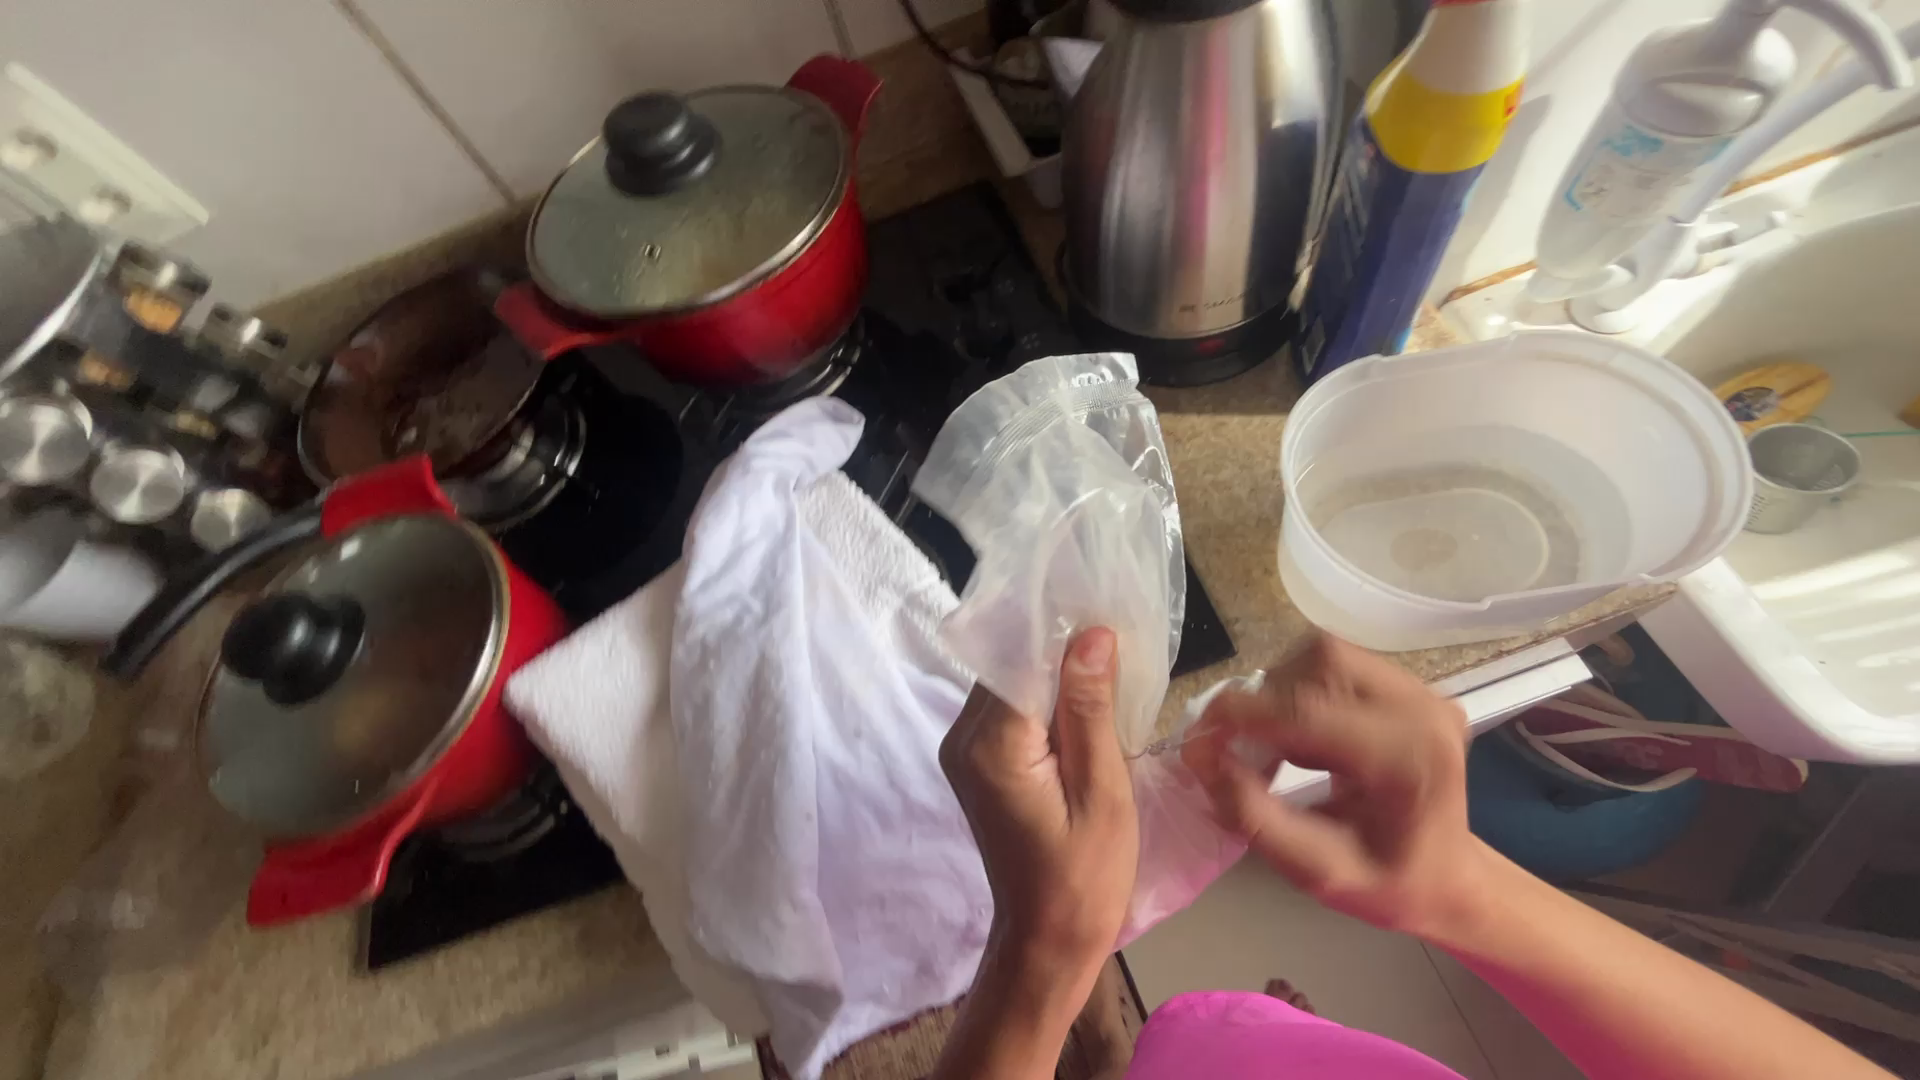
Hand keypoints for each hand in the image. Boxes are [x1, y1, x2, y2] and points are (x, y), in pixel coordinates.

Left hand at [940, 627, 1138, 976]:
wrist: (1046, 938)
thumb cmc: (1086, 876)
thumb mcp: (1102, 792)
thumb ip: (1089, 710)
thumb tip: (1091, 633)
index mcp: (993, 745)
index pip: (1017, 657)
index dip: (1056, 626)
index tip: (1096, 601)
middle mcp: (962, 737)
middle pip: (1006, 664)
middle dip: (1055, 645)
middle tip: (1109, 629)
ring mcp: (962, 748)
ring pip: (1006, 681)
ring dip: (1049, 670)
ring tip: (1101, 658)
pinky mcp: (973, 759)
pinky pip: (1005, 707)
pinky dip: (1039, 695)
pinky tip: (1077, 696)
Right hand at [1183, 634, 1484, 940]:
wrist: (1449, 878)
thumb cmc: (1388, 883)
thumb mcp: (1316, 871)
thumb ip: (1253, 815)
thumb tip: (1198, 756)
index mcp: (1409, 760)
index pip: (1308, 711)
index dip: (1241, 716)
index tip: (1198, 740)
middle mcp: (1422, 709)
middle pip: (1316, 666)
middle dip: (1264, 703)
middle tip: (1242, 751)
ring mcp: (1420, 689)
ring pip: (1319, 653)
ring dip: (1280, 693)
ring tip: (1281, 747)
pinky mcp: (1407, 681)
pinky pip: (1331, 661)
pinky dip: (1298, 688)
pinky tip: (1304, 734)